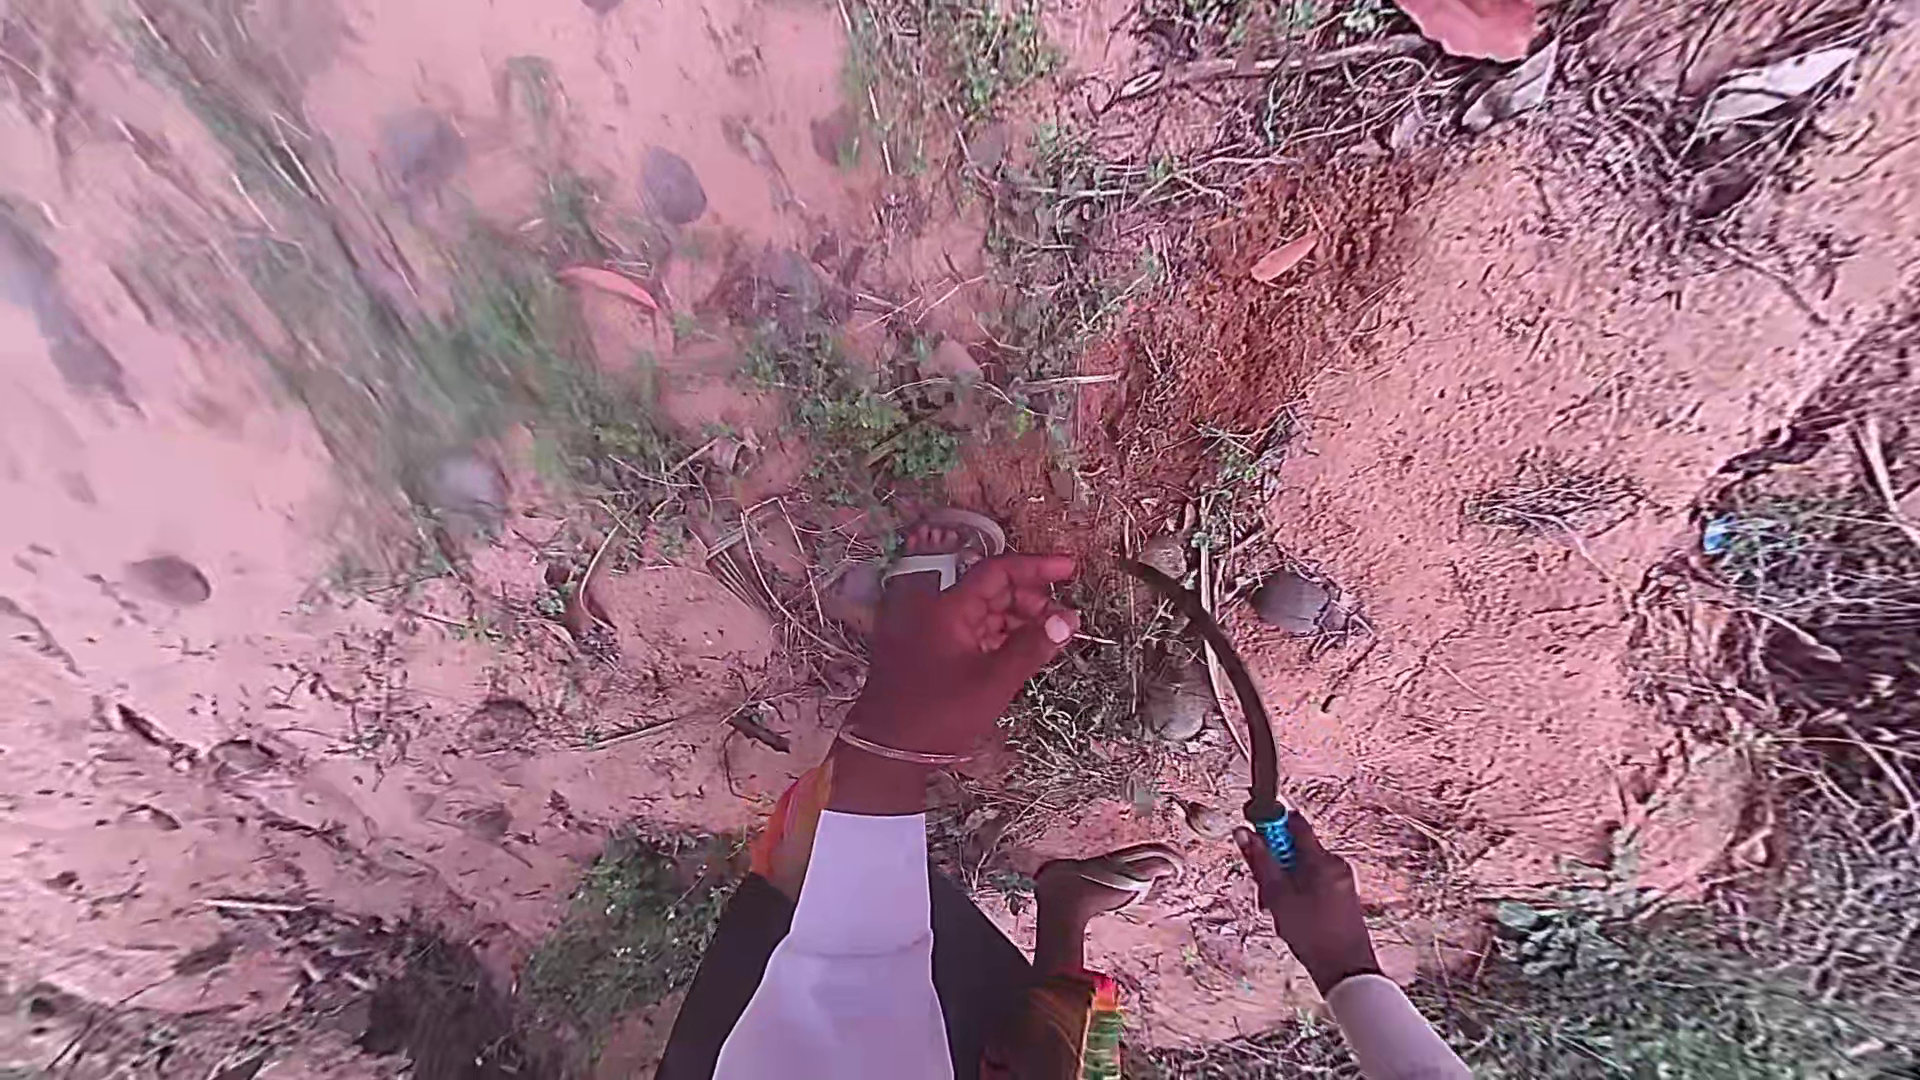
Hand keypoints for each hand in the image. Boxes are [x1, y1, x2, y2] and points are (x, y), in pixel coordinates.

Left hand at [845, 553, 1078, 755]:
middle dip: (1031, 600)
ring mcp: (931, 628)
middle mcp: (937, 609)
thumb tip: (1068, 620)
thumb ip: (1033, 646)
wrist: (887, 750)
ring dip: (1017, 620)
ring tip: (1047, 638)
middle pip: (992, 590)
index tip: (1068, 568)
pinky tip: (1020, 650)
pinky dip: (998, 636)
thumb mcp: (993, 681)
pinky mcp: (931, 648)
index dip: (1036, 567)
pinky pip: (972, 630)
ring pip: (983, 611)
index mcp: (948, 606)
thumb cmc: (939, 714)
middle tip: (1062, 620)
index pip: (997, 571)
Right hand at [1235, 815, 1380, 994]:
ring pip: (1303, 862)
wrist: (1347, 974)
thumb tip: (1242, 831)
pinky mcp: (1343, 894)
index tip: (1255, 832)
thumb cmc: (1313, 934)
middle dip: (1275, 856)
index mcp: (1322, 860)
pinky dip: (1298, 884)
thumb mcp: (1277, 894)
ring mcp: (1342, 880)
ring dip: (1285, 874)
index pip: (1293, 821)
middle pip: (1296, 844)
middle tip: (1263, 878)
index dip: (1271, 821)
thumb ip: (1259, 859)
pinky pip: (1314, 877)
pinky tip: (1290, 907)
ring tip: (1276, 900)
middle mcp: (1335, 864)